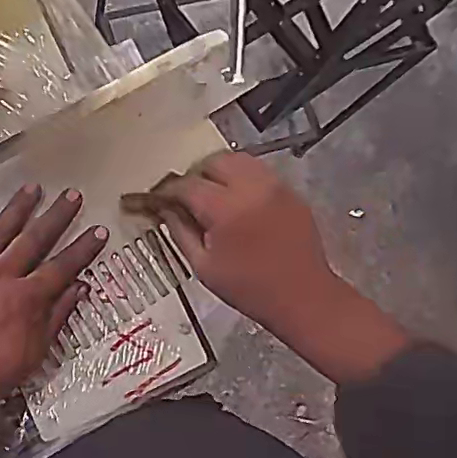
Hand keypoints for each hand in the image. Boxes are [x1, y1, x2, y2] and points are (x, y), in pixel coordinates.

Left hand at [0, 185, 106, 424]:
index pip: (63, 266)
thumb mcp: (31, 356)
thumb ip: (54, 319)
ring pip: (0, 230)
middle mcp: (1, 276)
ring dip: (19, 207)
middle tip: (72, 196)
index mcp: (26, 298)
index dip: (83, 249)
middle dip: (57, 216)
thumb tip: (76, 292)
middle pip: (35, 238)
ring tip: (33, 188)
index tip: (98, 232)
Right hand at [127, 151, 409, 383]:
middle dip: (194, 176)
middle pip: (213, 162)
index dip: (165, 192)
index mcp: (226, 209)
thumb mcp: (203, 266)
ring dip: (217, 173)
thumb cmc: (248, 289)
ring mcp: (275, 186)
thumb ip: (180, 231)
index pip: (186, 185)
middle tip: (183, 198)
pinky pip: (258, 172)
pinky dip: (240, 179)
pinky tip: (235, 202)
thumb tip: (164, 209)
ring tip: (209, 196)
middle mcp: (252, 188)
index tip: (153, 200)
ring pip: (238, 160)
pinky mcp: (290, 192)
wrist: (303, 297)